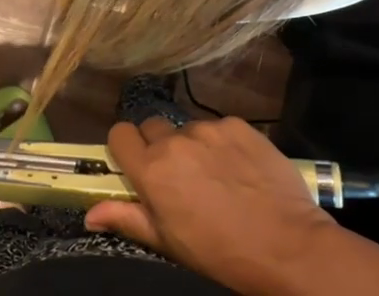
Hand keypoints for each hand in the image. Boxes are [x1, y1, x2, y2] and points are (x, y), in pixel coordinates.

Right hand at [86, 119, 378, 295]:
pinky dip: (223, 144)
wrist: (289, 247)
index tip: (136, 166)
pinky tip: (240, 169)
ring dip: (193, 146)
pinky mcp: (239, 125)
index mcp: (152, 170)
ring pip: (187, 128)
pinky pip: (220, 127)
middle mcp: (175, 141)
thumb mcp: (170, 243)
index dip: (125, 149)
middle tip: (180, 177)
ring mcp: (209, 129)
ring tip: (216, 176)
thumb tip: (89, 213)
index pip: (119, 134)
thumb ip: (128, 219)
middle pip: (152, 127)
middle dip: (159, 147)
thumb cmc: (222, 254)